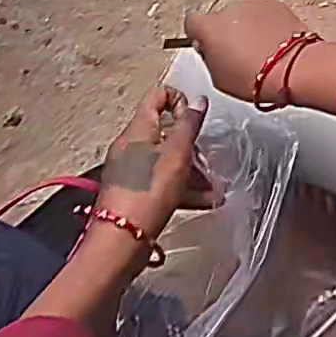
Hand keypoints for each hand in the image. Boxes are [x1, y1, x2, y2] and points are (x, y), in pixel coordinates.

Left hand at [94, 87, 206, 242]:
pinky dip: (182, 187)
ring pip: (165, 160)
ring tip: (214, 188)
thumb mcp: (178, 153)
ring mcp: (130, 170)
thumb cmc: (148, 192)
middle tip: (206, 158)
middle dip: (190, 144)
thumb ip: (190, 124)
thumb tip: (198, 102)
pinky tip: (204, 201)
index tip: (193, 120)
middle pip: (165, 131)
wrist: (122, 240)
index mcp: (139, 129)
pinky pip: (161, 181)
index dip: (179, 101)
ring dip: (191, 170)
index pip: (158, 96)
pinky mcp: (133, 192)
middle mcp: (130, 145)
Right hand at [185, 0, 310, 104]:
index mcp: (208, 27)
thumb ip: (210, 59)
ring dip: (248, 28)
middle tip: (239, 57)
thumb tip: (212, 50)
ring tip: (262, 53)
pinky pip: (265, 14)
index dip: (199, 37)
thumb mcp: (218, 79)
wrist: (294, 67)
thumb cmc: (254, 79)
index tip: (209, 49)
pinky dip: (268, 25)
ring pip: (243, 15)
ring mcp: (253, 4)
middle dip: (227, 33)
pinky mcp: (276, 5)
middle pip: (221, 19)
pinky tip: (276, 45)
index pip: (192, 24)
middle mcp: (228, 10)